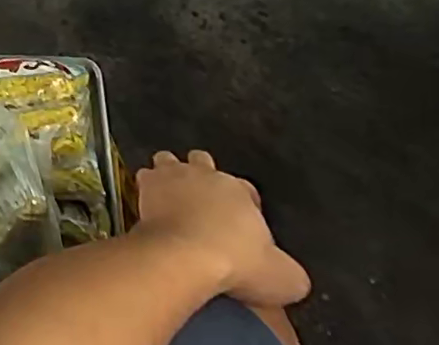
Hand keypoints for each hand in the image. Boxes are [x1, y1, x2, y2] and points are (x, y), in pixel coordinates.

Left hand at [135, 150, 311, 308]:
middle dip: (202, 175)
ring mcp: (175, 174)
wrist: (188, 254)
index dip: (243, 202)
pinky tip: (148, 202)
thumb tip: (292, 274)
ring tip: (171, 194)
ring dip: (171, 173)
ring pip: (170, 160)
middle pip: (204, 162)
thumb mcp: (283, 278)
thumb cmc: (237, 263)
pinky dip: (147, 186)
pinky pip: (145, 176)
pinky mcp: (150, 183)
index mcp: (239, 190)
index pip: (245, 188)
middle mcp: (207, 174)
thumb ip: (290, 271)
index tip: (239, 223)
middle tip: (201, 202)